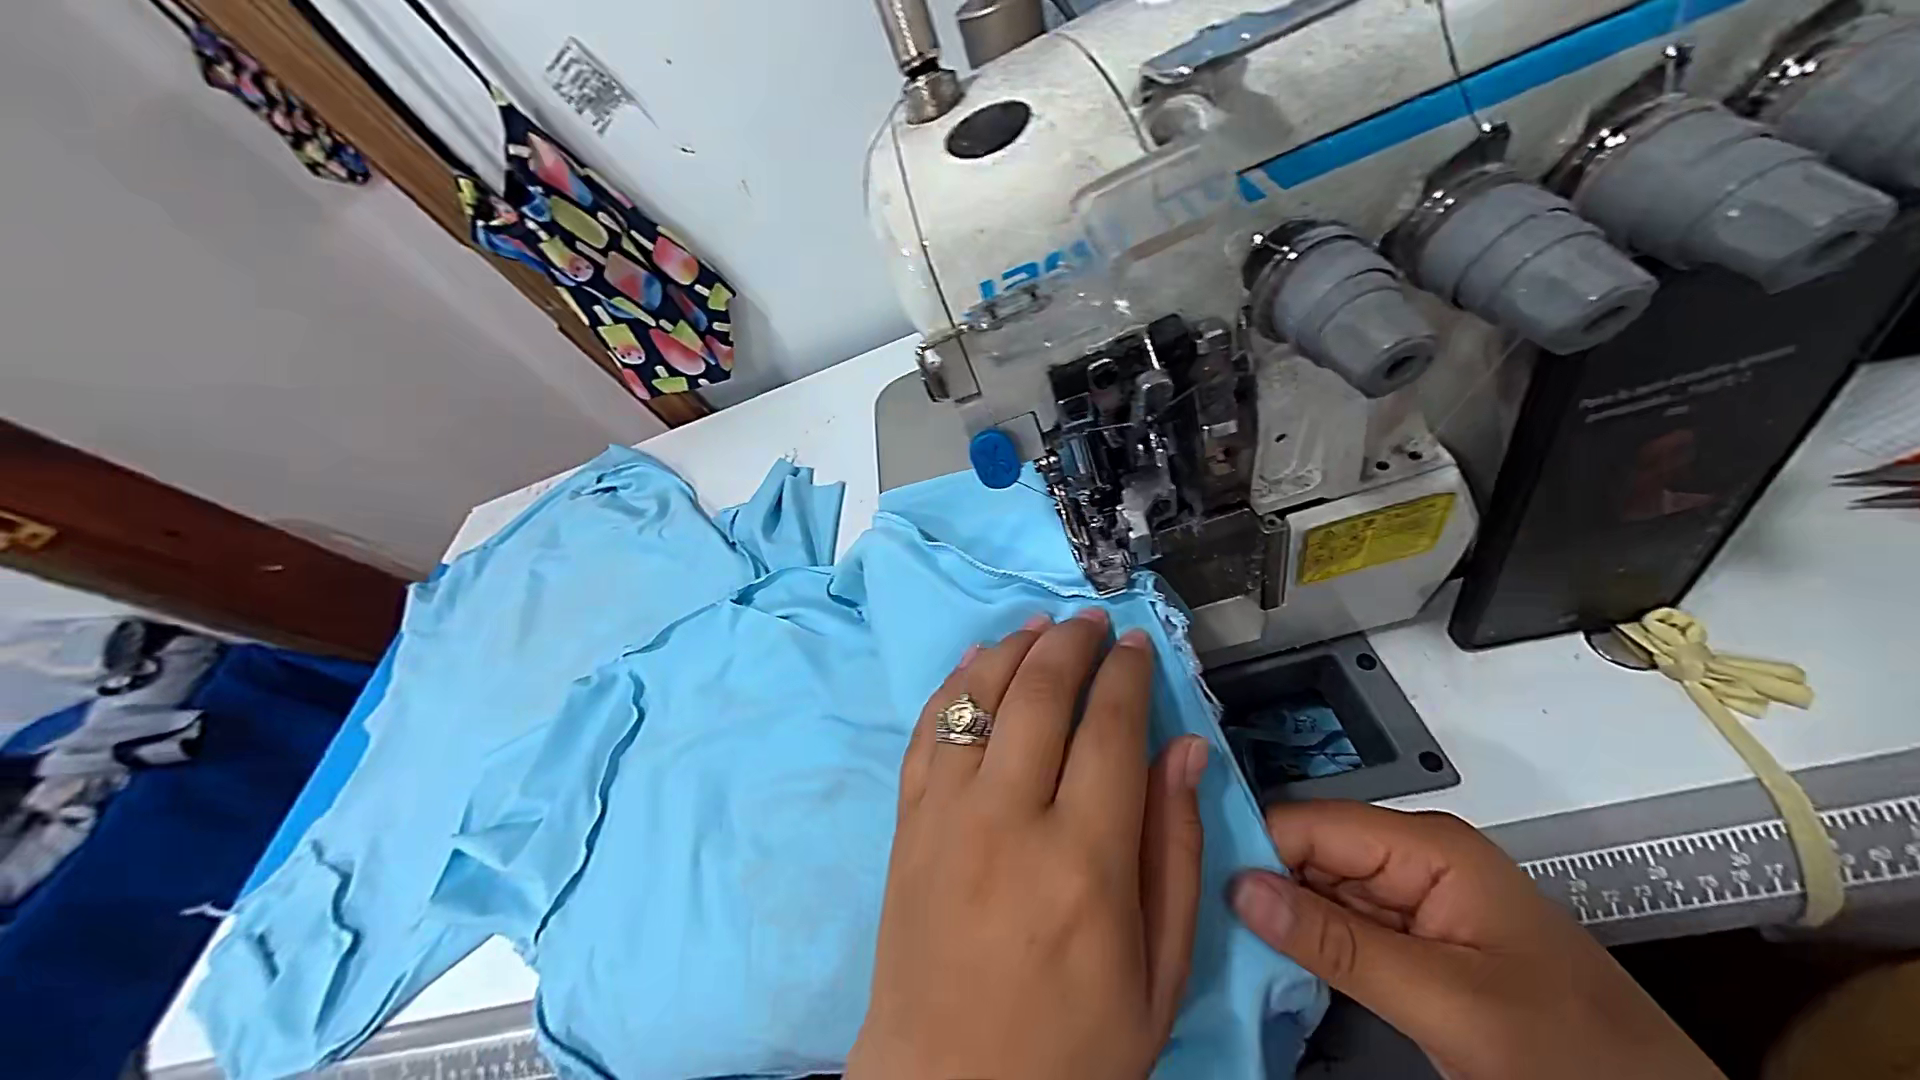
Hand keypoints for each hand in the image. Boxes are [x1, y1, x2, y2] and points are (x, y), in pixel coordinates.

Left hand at [848, 610, 1211, 1079]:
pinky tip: (976, 660)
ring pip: (978, 696)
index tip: (1138, 645)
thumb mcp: (1158, 971)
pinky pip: (926, 728)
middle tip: (1092, 623)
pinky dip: (953, 683)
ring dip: (1013, 647)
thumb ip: (1177, 850)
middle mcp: (1008, 819)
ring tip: (1041, 627)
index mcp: (1085, 861)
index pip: (1112, 729)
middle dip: (1072, 643)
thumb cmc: (1070, 1044)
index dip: (1129, 674)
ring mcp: (946, 814)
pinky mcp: (907, 821)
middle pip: (1041, 692)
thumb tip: (1185, 751)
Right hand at [1232, 801, 1723, 1079]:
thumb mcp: (1451, 1002)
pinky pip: (1335, 924)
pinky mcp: (1406, 938)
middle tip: (1202, 919)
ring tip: (1220, 938)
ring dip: (1276, 914)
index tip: (1198, 885)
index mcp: (1424, 845)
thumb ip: (1339, 943)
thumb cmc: (1570, 1051)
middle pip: (1306, 853)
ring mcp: (1407, 898)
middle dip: (1259, 883)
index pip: (1309, 825)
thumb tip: (1238, 888)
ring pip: (1314, 889)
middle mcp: (1408, 857)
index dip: (1253, 849)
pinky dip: (1303, 941)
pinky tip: (1265, 956)